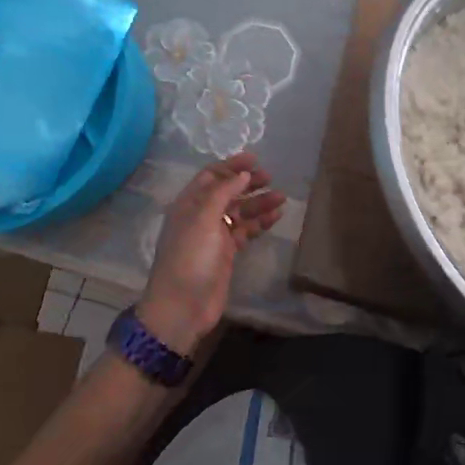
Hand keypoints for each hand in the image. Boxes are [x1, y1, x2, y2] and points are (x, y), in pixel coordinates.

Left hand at [140, 153, 286, 353]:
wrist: (183, 306)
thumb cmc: (190, 257)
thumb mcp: (203, 218)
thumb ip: (223, 192)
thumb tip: (242, 173)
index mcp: (189, 203)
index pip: (211, 176)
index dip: (231, 166)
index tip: (255, 159)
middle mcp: (201, 216)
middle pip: (227, 192)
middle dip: (247, 183)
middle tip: (270, 177)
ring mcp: (214, 235)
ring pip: (239, 211)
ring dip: (258, 202)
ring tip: (281, 197)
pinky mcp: (226, 253)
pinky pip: (245, 231)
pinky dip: (260, 223)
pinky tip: (276, 216)